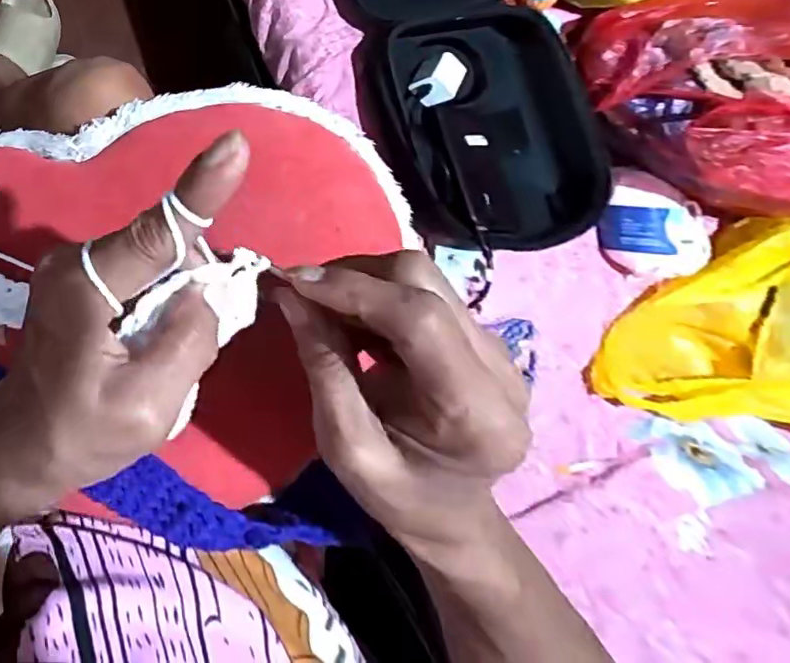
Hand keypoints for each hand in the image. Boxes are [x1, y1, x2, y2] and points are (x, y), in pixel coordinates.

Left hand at [0, 131, 250, 519]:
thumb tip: (207, 289)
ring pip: (153, 253)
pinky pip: (138, 266)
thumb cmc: (79, 432)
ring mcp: (72, 264)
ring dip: (178, 286)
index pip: (156, 232)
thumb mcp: (148, 408)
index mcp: (85, 286)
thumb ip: (189, 342)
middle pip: (161, 241)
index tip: (233, 145)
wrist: (21, 442)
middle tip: (197, 335)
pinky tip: (153, 332)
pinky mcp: (77, 274)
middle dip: (196, 272)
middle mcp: (74, 260)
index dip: (200, 189)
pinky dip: (159, 290)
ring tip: (165, 345)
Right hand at [271, 253, 530, 554]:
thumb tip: (290, 295)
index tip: (292, 281)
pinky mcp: (479, 334)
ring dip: (360, 280)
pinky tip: (351, 319)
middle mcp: (499, 368)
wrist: (451, 514)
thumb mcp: (344, 447)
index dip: (352, 288)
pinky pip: (420, 289)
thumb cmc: (398, 494)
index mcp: (475, 410)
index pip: (418, 317)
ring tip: (323, 308)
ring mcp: (495, 346)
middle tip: (303, 296)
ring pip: (419, 275)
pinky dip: (373, 292)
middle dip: (351, 276)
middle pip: (420, 281)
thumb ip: (323, 367)